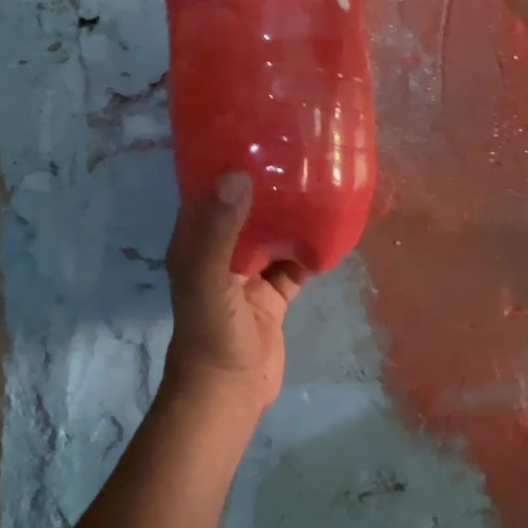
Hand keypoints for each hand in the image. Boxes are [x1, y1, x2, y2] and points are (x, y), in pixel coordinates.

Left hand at [162, 172, 307, 416]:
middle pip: (244, 209)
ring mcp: (248, 274)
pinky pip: (294, 264)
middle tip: (297, 153)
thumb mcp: (208, 276)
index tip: (254, 136)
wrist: (229, 392)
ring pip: (272, 234)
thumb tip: (238, 176)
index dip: (226, 165)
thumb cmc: (210, 331)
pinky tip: (331, 229)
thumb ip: (220, 229)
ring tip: (319, 180)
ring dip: (291, 214)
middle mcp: (220, 251)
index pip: (208, 192)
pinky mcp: (272, 294)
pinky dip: (310, 250)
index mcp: (195, 241)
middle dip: (265, 185)